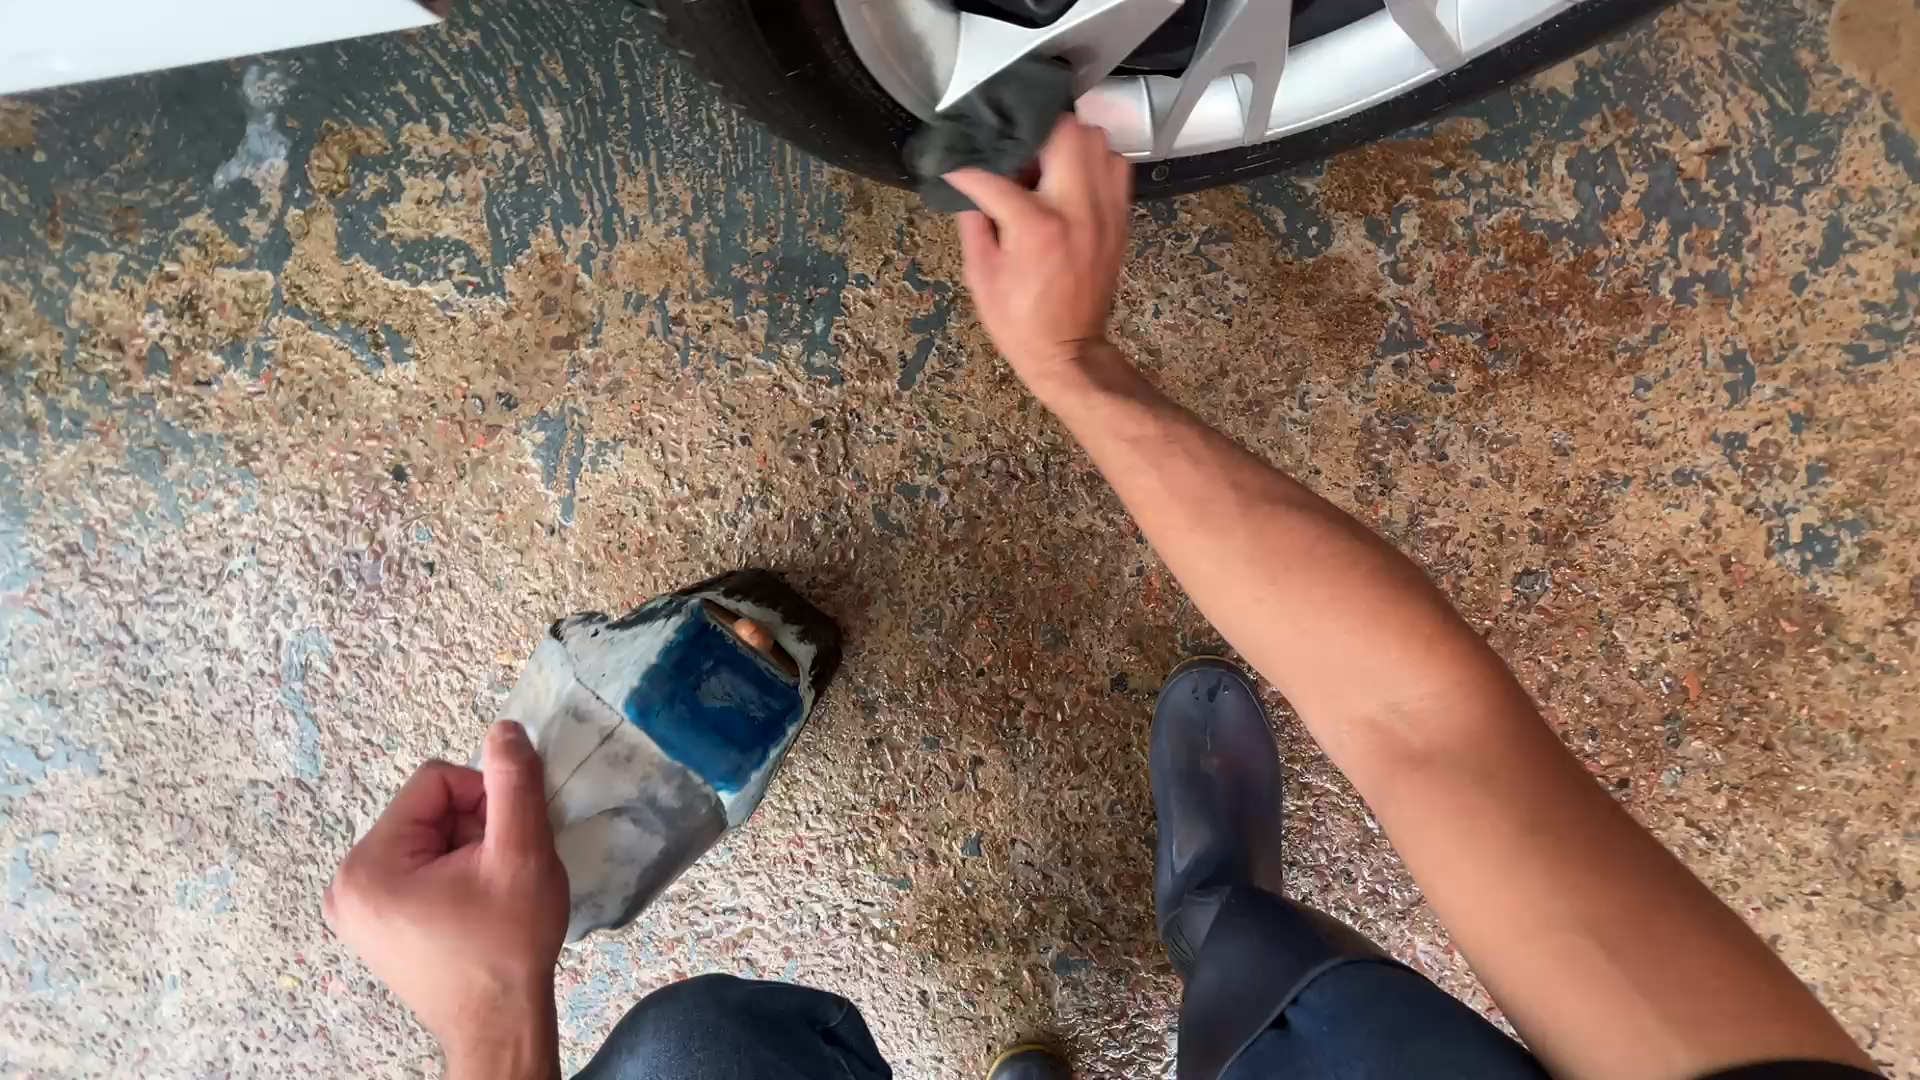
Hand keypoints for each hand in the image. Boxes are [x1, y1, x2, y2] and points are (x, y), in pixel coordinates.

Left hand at [324, 721, 567, 1079]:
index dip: (486, 795)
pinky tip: (478, 900)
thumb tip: (505, 728)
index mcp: (369, 865)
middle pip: (432, 807)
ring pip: (432, 833)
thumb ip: (513, 782)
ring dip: (473, 845)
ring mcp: (358, 907)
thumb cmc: (509, 938)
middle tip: (504, 865)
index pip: (436, 780)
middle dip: (478, 823)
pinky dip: (459, 868)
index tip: (508, 838)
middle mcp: (348, 883)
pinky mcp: (377, 922)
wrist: (500, 1020)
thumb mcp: (521, 851)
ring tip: (494, 886)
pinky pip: (423, 863)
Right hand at [946, 117, 1132, 398]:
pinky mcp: (1120, 219)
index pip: (995, 176)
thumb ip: (972, 222)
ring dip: (1066, 143)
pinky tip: (1070, 180)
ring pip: (1096, 139)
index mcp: (1036, 227)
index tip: (956, 167)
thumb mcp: (981, 276)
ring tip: (1044, 166)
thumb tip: (967, 187)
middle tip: (1015, 154)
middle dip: (1032, 134)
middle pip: (1064, 130)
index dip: (968, 169)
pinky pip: (1115, 165)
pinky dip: (1092, 161)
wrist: (1067, 350)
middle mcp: (1077, 210)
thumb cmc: (1020, 322)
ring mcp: (1105, 212)